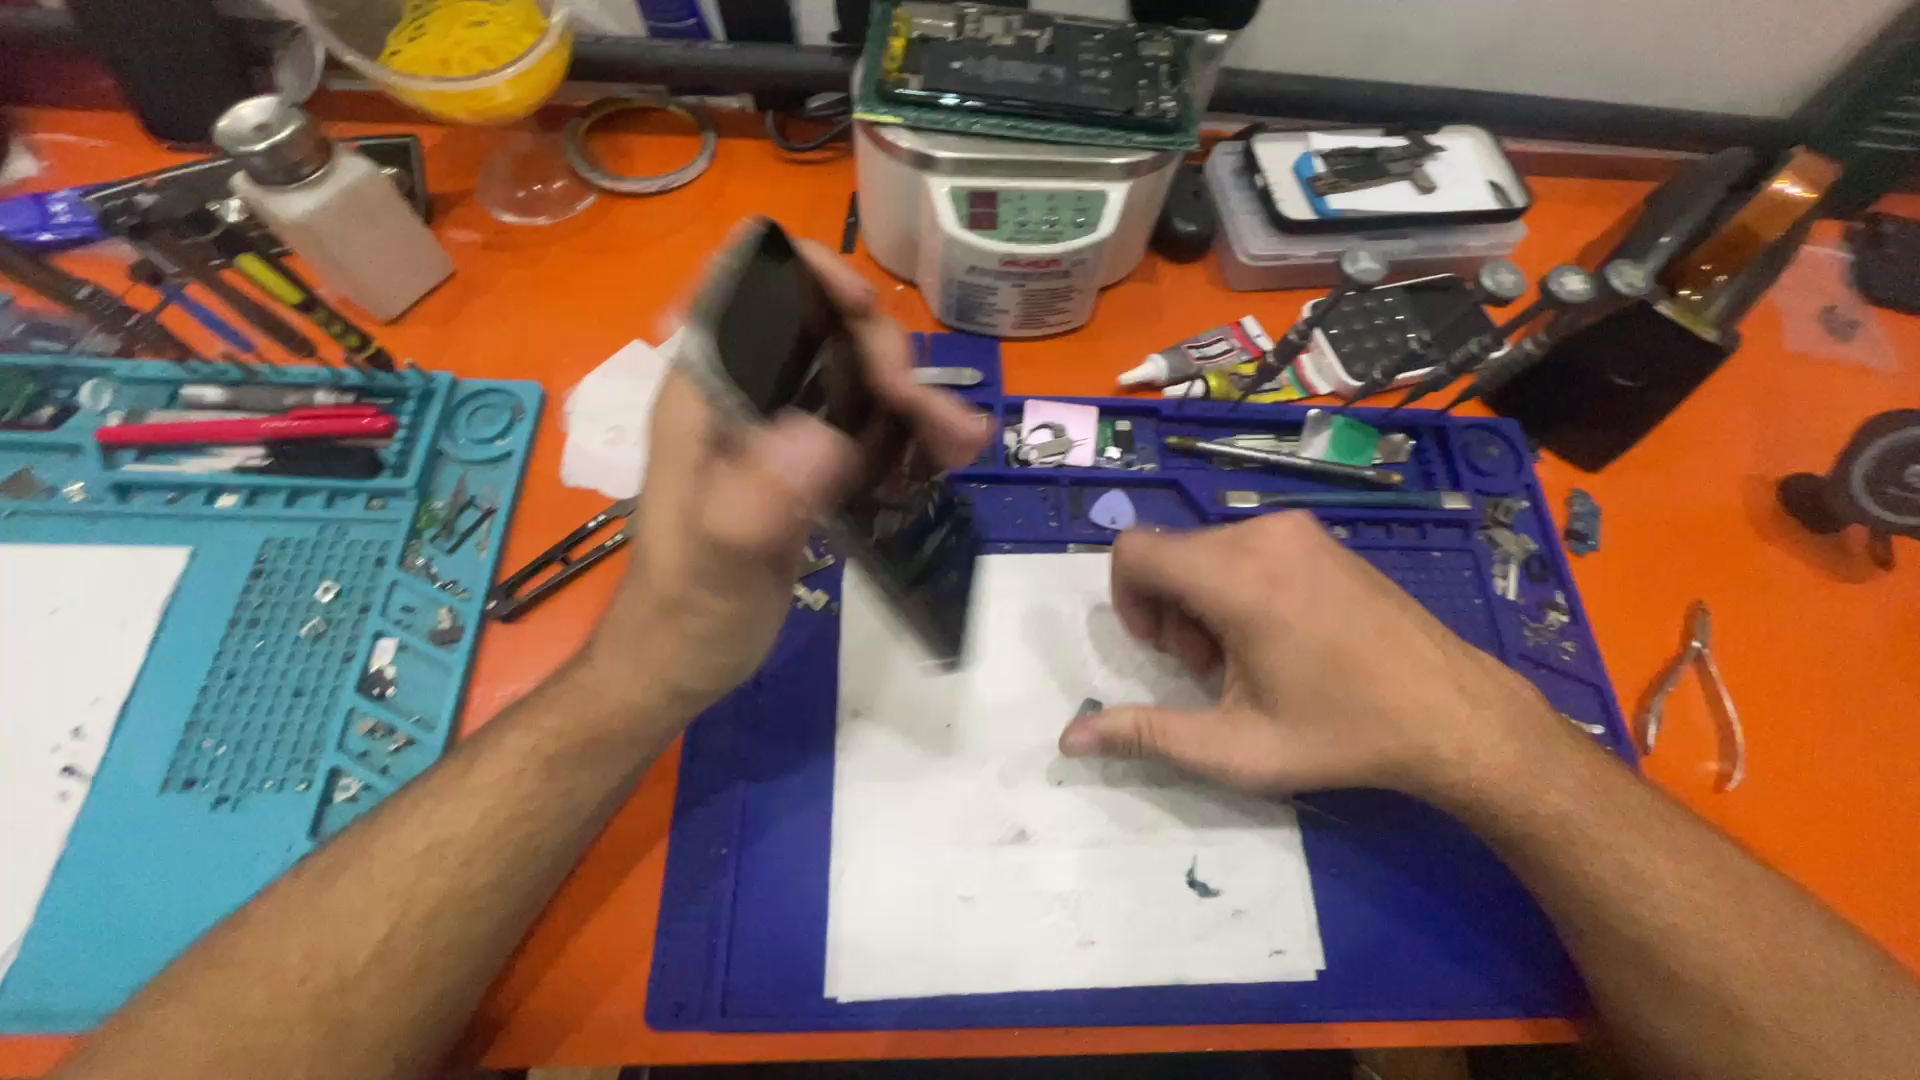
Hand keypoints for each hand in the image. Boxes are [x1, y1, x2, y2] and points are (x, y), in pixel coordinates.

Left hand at [583, 235, 991, 720]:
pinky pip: (870, 427)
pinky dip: (912, 434)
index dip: (804, 273)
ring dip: (915, 398)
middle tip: (928, 415)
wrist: (683, 662)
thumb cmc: (686, 614)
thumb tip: (824, 436)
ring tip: (962, 442)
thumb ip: (753, 502)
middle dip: (885, 354)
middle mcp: (745, 396)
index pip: (743, 289)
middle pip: (823, 329)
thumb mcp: (715, 564)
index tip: (864, 309)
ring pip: (858, 377)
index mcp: (705, 395)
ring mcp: (782, 431)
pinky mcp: (810, 468)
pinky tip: (948, 457)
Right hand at [1058, 512, 1560, 804]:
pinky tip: (1279, 637)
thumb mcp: (1234, 748)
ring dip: (1203, 602)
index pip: (1134, 550)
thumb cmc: (1341, 734)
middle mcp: (1263, 535)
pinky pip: (1246, 547)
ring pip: (1207, 550)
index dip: (1128, 599)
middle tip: (1214, 669)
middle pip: (1171, 554)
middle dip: (1170, 610)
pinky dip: (1237, 586)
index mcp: (1236, 577)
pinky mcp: (1321, 537)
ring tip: (1247, 659)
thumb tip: (1068, 740)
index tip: (1163, 651)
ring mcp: (1298, 530)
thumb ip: (1144, 736)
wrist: (1457, 716)